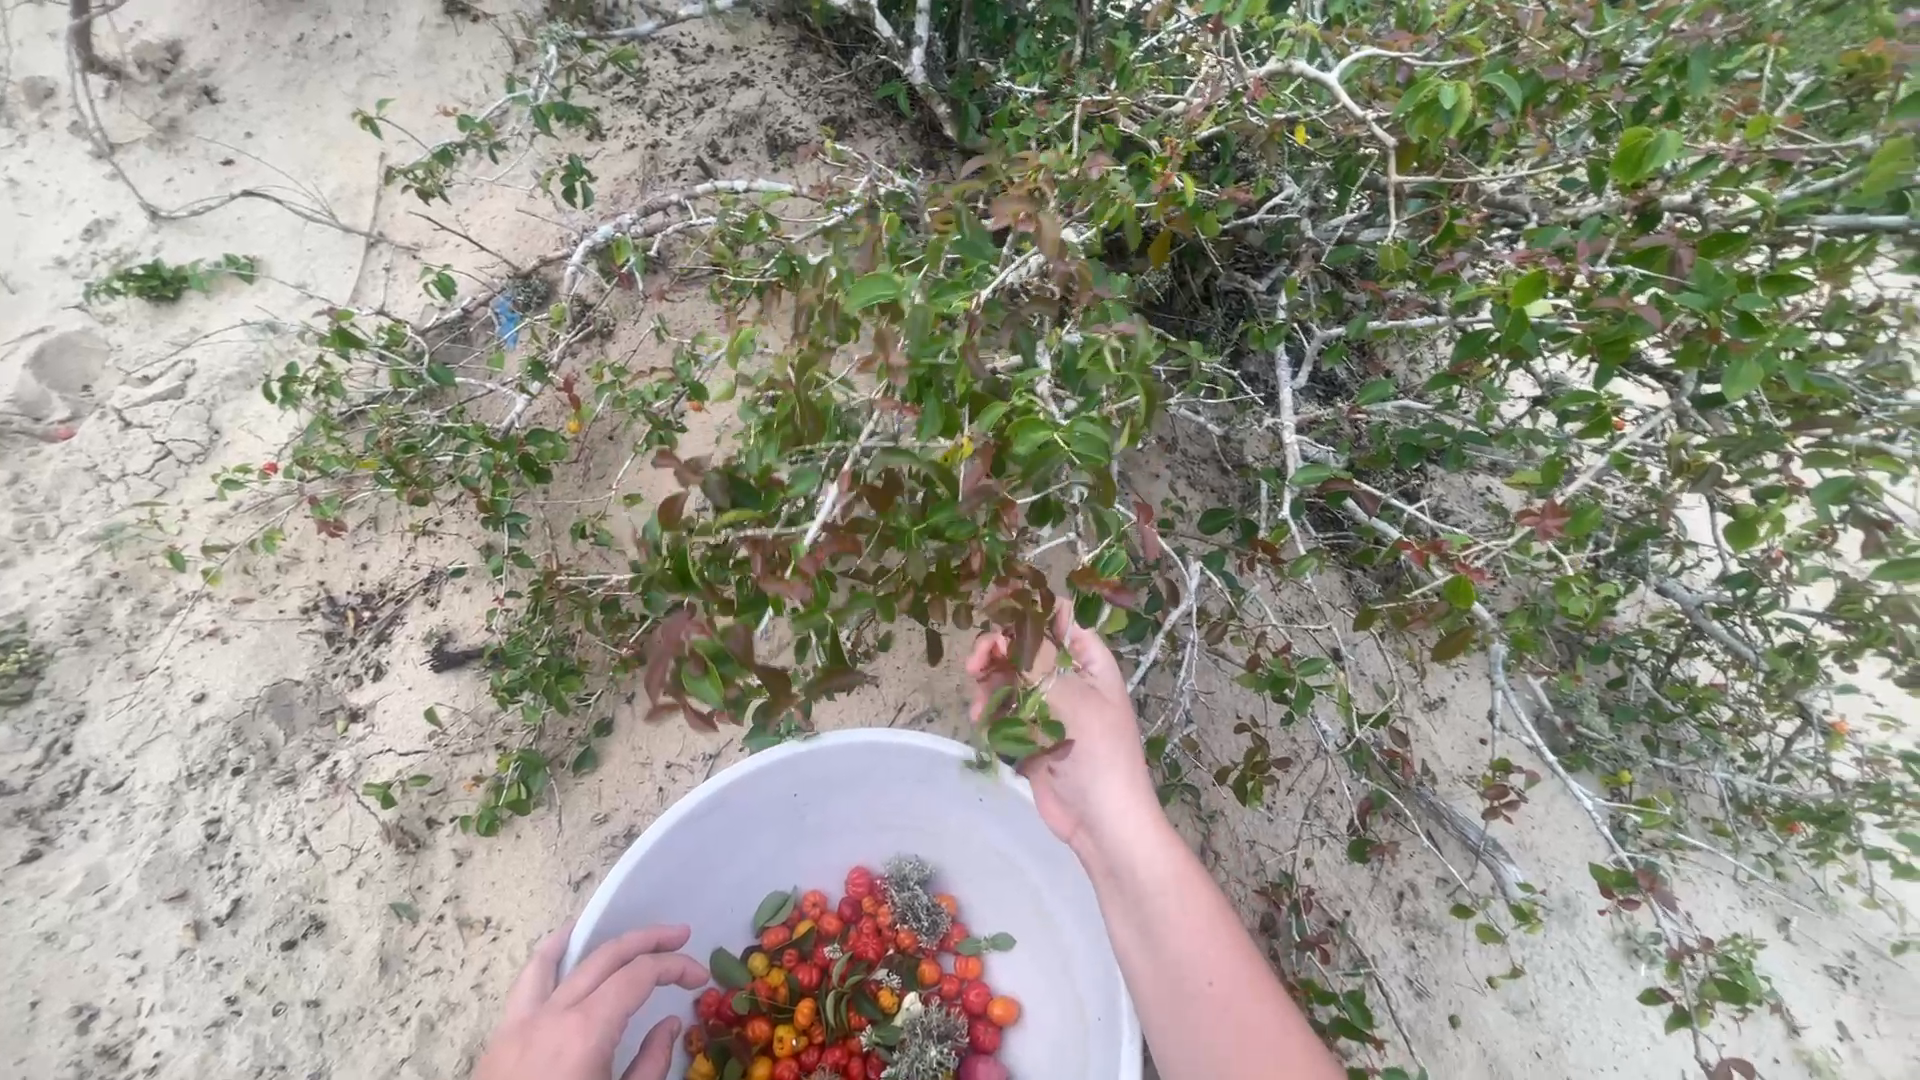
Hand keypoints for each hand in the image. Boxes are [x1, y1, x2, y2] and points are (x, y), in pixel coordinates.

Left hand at [473, 924, 706, 1079]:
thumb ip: (651, 1064)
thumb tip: (667, 1025)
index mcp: (588, 1030)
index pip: (641, 974)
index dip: (676, 967)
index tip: (699, 978)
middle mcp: (555, 1014)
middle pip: (609, 955)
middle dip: (650, 940)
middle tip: (682, 937)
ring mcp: (521, 1023)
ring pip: (566, 958)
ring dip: (604, 938)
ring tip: (627, 931)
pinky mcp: (500, 1039)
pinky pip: (527, 980)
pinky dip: (550, 953)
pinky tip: (563, 944)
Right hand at [966, 606, 1160, 856]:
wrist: (1102, 823)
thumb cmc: (1100, 755)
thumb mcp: (1073, 701)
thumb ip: (1038, 662)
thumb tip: (1011, 627)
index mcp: (1089, 662)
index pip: (1059, 618)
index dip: (1028, 607)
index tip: (994, 603)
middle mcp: (1067, 678)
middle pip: (1024, 645)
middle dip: (997, 650)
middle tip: (976, 663)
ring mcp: (1047, 706)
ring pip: (1008, 676)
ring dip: (989, 683)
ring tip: (981, 706)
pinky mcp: (1029, 733)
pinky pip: (1003, 708)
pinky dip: (990, 710)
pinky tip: (983, 721)